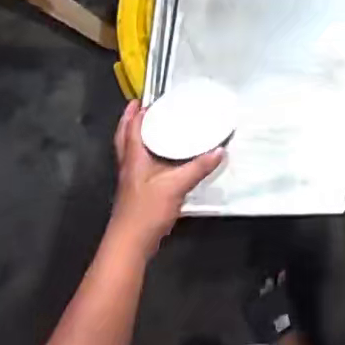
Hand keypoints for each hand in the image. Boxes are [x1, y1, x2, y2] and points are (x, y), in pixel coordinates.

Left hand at [108, 100, 223, 254]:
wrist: (129, 244)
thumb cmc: (147, 210)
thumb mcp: (176, 185)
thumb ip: (198, 167)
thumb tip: (219, 150)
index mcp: (133, 159)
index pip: (132, 129)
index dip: (135, 114)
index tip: (143, 100)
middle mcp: (129, 166)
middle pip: (125, 138)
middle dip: (130, 122)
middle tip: (141, 108)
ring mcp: (131, 181)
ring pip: (130, 152)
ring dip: (137, 137)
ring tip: (153, 128)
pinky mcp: (136, 193)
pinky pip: (139, 165)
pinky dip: (146, 155)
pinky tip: (161, 159)